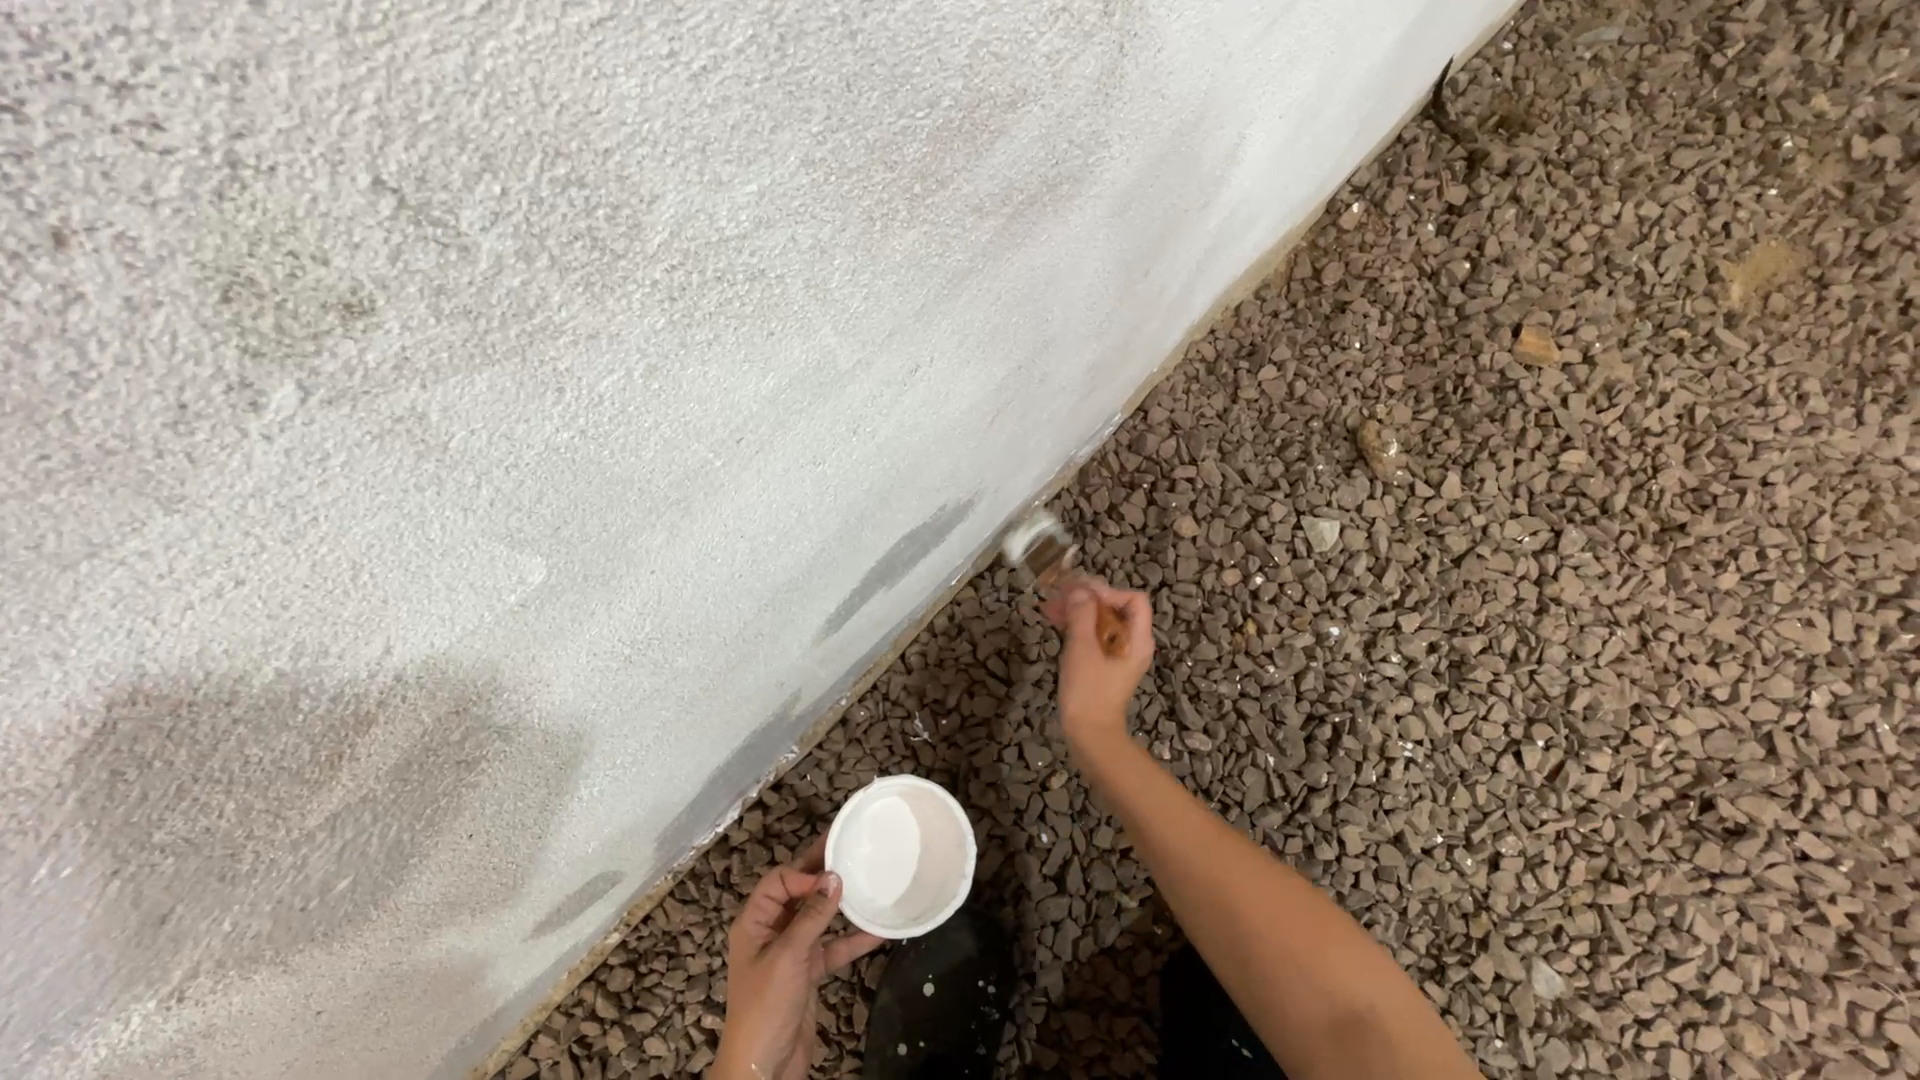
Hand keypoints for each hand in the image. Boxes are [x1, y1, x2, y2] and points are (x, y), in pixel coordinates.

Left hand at [712, 839, 884, 1079]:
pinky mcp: (808, 973)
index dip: (804, 874)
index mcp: (754, 922)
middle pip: (799, 894)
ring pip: (819, 919)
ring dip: (842, 907)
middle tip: (853, 849)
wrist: (764, 1067)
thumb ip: (811, 916)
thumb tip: (834, 877)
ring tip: (870, 884)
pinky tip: (880, 931)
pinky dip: (853, 940)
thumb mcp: (788, 956)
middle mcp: (771, 931)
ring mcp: (791, 952)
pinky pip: (832, 947)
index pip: (779, 881)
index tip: (833, 878)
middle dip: (824, 876)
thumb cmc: (766, 1005)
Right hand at [1042, 578, 1154, 744]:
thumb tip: (1079, 590)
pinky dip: (1078, 626)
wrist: (1089, 734)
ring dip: (1078, 610)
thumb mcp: (1082, 649)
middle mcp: (1134, 644)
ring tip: (1051, 605)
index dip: (1108, 591)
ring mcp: (1120, 655)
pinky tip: (1055, 620)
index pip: (1133, 600)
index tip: (1081, 594)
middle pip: (1117, 608)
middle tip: (1060, 592)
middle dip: (1088, 597)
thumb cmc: (1088, 691)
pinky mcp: (1106, 664)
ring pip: (1102, 621)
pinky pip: (1095, 636)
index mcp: (1138, 639)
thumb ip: (1082, 615)